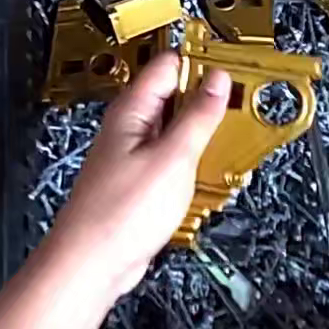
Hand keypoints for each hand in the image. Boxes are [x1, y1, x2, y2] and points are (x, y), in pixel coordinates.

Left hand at [47, 52, 230, 297]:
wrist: (91, 265)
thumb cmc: (118, 214)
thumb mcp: (173, 158)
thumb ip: (198, 116)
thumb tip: (217, 81)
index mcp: (132, 110)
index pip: (169, 64)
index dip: (202, 62)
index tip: (232, 71)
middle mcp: (130, 127)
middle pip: (174, 95)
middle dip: (207, 99)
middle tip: (237, 108)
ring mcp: (133, 153)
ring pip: (175, 128)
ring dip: (201, 132)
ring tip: (227, 141)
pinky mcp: (139, 179)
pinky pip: (171, 156)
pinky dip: (191, 159)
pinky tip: (207, 171)